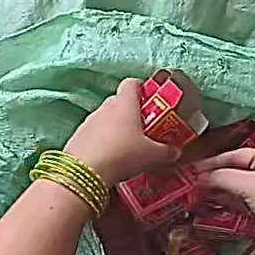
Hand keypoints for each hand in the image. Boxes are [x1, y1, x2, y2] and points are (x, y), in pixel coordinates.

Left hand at [63, 78, 177, 185]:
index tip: (151, 101)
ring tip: (127, 146)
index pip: (132, 83)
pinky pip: (94, 132)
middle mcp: (106, 107)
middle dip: (131, 112)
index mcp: (125, 103)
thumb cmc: (123, 154)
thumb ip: (166, 151)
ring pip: (106, 117)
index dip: (142, 89)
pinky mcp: (78, 136)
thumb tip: (176, 151)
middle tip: (144, 128)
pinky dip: (103, 140)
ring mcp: (89, 121)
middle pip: (119, 101)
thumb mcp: (151, 155)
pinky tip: (110, 157)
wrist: (85, 171)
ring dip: (116, 127)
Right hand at [191, 148, 254, 236]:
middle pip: (236, 169)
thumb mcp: (248, 185)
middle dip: (215, 175)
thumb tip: (200, 176)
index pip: (236, 154)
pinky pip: (241, 199)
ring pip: (238, 185)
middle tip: (193, 181)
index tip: (194, 168)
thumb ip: (222, 177)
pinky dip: (228, 199)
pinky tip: (214, 202)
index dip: (214, 161)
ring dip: (220, 188)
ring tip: (199, 191)